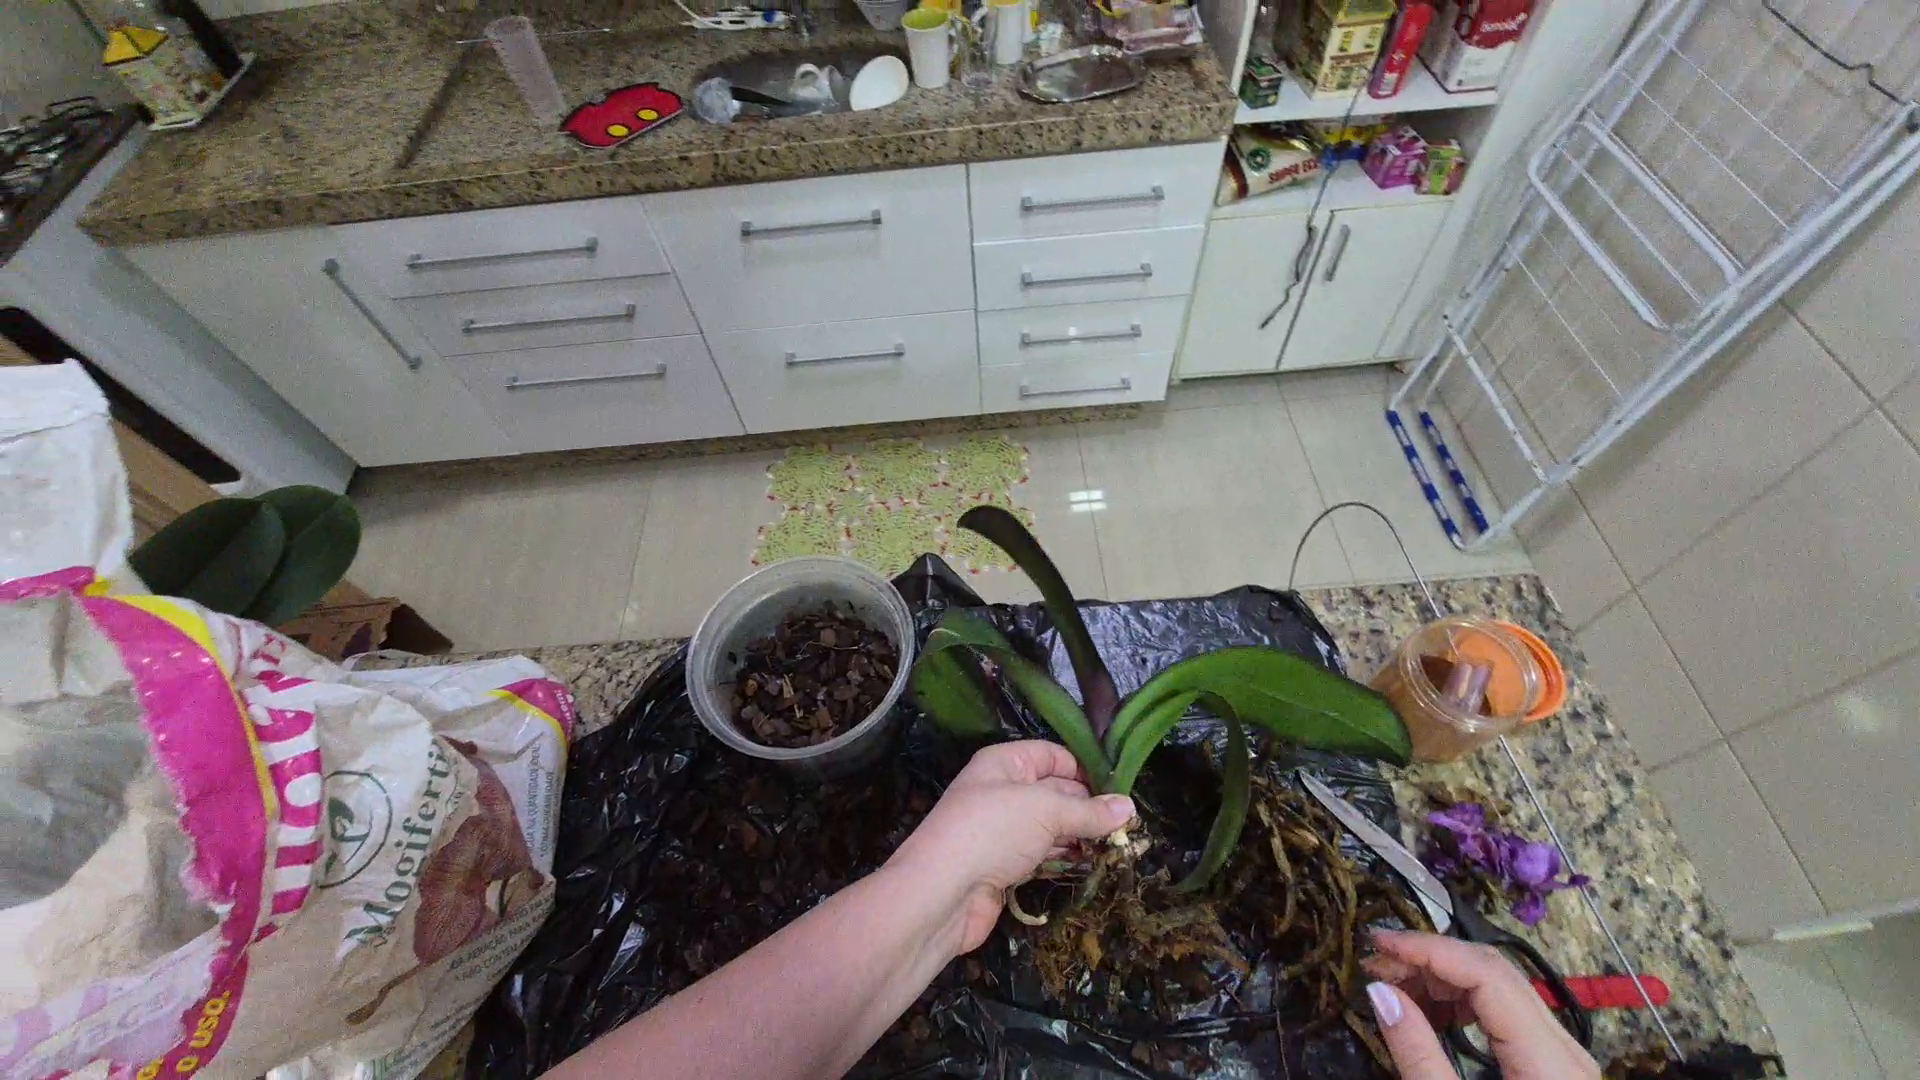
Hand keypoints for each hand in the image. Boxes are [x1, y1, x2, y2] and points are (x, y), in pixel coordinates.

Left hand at [883, 741, 1134, 954]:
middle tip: (1131, 824)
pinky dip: (1066, 858)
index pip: (1052, 755)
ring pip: (1051, 826)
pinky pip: (1043, 855)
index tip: (1121, 790)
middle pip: (1055, 791)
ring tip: (1121, 845)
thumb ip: (1088, 811)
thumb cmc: (992, 832)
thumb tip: (1130, 806)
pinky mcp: (1005, 866)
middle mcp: (1003, 791)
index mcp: (1004, 763)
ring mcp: (1003, 831)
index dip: (1084, 770)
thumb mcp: (1045, 811)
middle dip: (1089, 806)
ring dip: (1081, 835)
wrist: (942, 894)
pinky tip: (1093, 864)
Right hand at [1362, 930, 1599, 1079]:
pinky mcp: (1555, 1069)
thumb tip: (1378, 990)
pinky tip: (1429, 1012)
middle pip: (1494, 971)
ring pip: (1500, 985)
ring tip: (1394, 987)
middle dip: (1429, 957)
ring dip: (1441, 976)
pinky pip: (1506, 1010)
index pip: (1486, 973)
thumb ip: (1418, 1055)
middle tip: (1375, 965)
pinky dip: (1461, 1000)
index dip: (1427, 949)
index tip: (1374, 944)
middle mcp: (1568, 1051)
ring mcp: (1566, 1059)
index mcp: (1552, 1065)